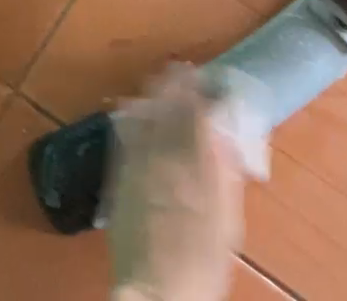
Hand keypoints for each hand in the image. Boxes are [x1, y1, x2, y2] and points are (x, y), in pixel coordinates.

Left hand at [104, 67, 247, 300]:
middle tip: (183, 67)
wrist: (157, 292)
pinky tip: (132, 104)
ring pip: (147, 118)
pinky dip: (130, 117)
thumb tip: (225, 137)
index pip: (201, 116)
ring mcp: (140, 166)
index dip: (205, 93)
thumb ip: (224, 174)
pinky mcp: (120, 178)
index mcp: (199, 170)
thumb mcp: (226, 221)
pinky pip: (125, 137)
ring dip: (155, 94)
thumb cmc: (202, 264)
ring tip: (161, 76)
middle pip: (172, 110)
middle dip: (178, 85)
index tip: (209, 78)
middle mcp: (168, 160)